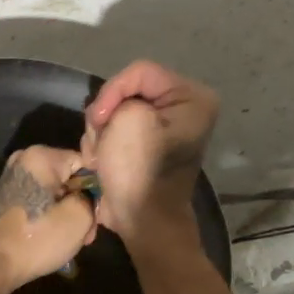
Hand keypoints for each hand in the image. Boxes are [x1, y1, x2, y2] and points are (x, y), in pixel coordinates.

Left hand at [0, 145, 97, 288]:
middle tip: (87, 234)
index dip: (96, 190)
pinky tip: (53, 239)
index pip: (85, 164)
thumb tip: (88, 196)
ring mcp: (11, 180)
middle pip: (68, 179)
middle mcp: (23, 161)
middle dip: (80, 206)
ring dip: (66, 215)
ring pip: (54, 194)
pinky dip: (49, 218)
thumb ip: (92, 197)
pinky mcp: (6, 200)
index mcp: (40, 156)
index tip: (98, 216)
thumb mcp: (79, 217)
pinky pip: (38, 203)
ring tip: (73, 241)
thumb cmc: (37, 238)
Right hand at [80, 61, 218, 244]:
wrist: (144, 222)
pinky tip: (103, 163)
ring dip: (101, 133)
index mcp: (193, 97)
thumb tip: (112, 115)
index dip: (112, 93)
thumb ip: (118, 96)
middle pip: (127, 91)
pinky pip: (116, 130)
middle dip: (106, 116)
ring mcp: (164, 128)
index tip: (100, 122)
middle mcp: (184, 108)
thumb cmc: (140, 171)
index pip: (138, 72)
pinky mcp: (146, 145)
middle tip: (101, 142)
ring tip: (102, 157)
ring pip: (116, 112)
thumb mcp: (129, 117)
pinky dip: (104, 144)